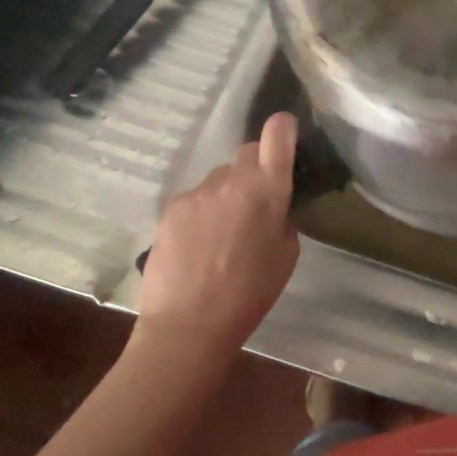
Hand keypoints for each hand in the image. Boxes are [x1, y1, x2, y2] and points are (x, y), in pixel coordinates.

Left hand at [136, 113, 298, 357]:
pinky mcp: (169, 210)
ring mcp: (197, 193)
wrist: (188, 325)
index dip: (283, 130)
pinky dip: (200, 214)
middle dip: (254, 171)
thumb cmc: (250, 293)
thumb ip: (282, 218)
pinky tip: (197, 246)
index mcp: (268, 188)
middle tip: (253, 205)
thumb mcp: (286, 254)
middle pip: (247, 153)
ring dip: (225, 196)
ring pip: (219, 180)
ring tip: (220, 235)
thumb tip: (273, 207)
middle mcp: (232, 179)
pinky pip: (194, 201)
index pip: (278, 132)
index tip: (285, 140)